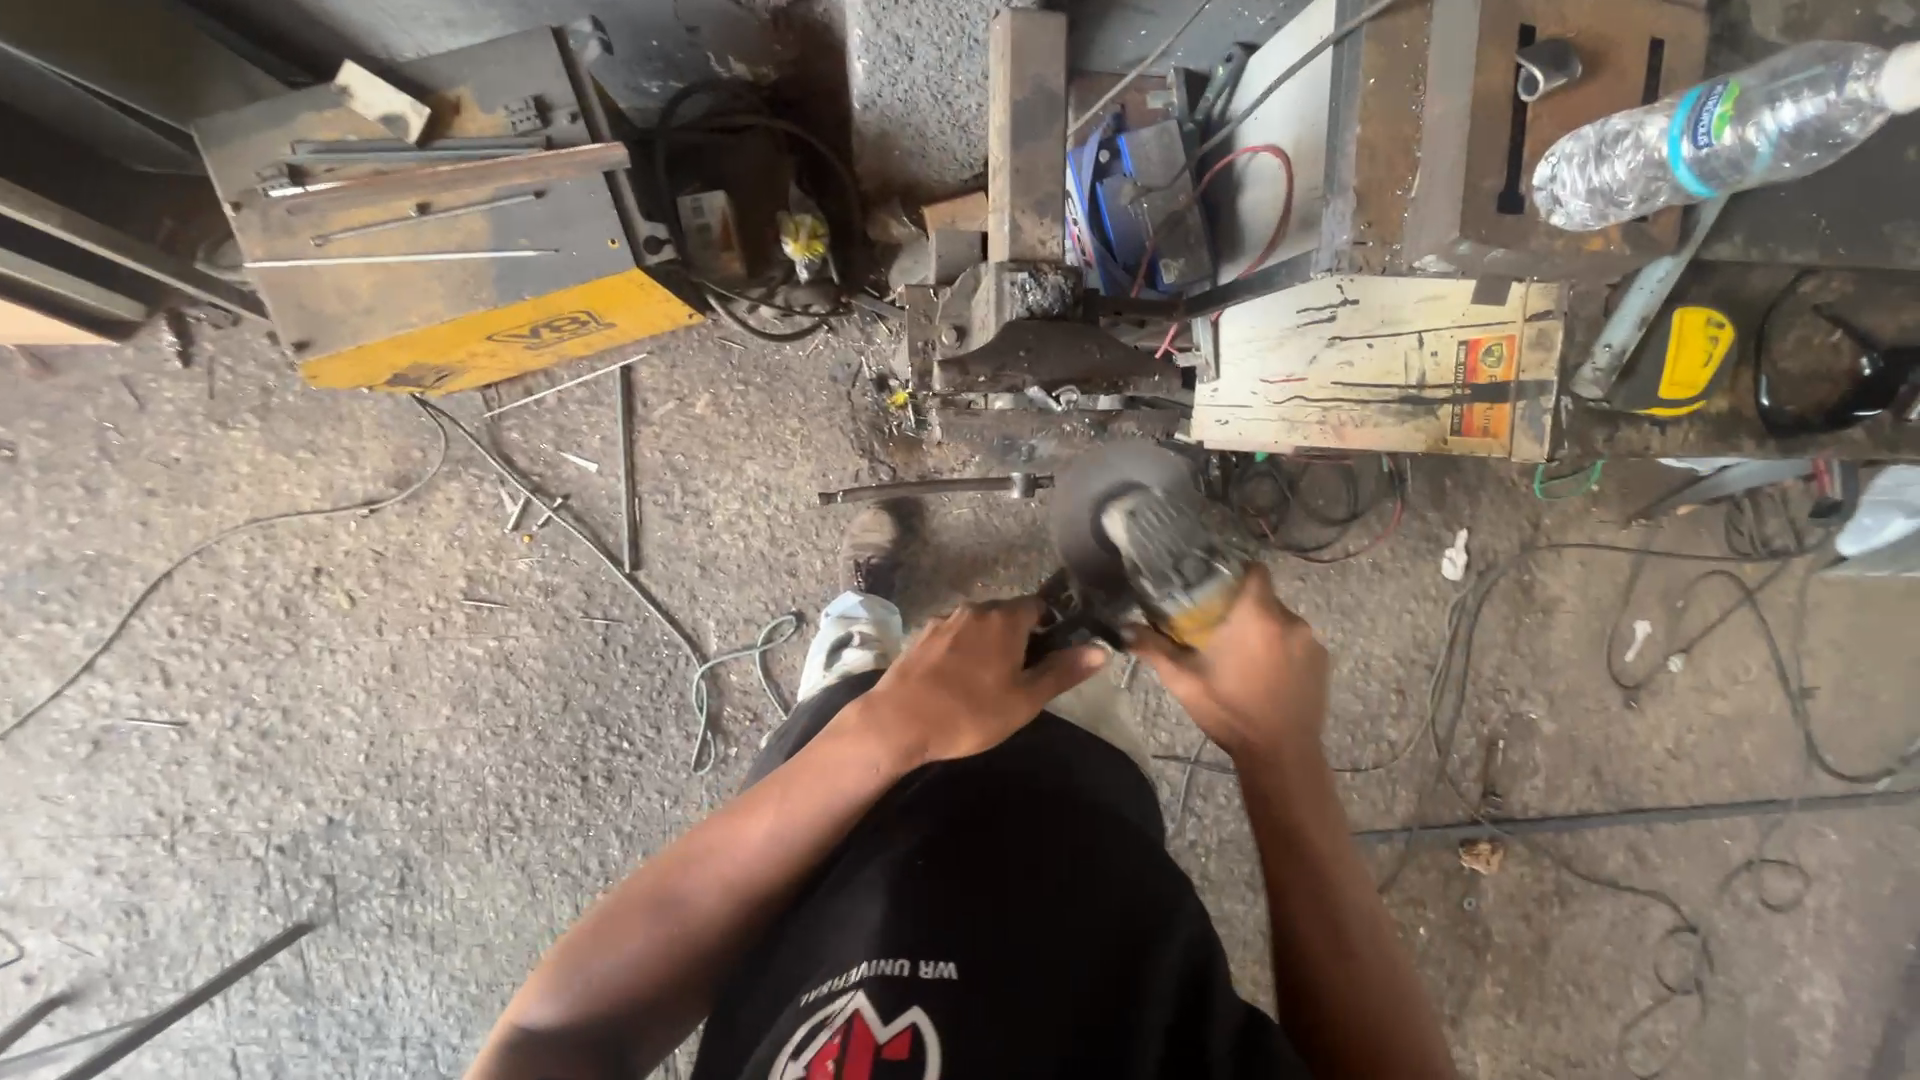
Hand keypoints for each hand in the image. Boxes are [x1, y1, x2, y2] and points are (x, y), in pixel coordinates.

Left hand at [838, 597, 1106, 767]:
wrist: (897, 722)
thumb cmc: (969, 713)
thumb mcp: (1025, 700)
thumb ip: (1062, 671)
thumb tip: (1099, 649)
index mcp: (1005, 618)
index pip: (1039, 606)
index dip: (1050, 627)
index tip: (1051, 657)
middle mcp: (975, 609)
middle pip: (1008, 614)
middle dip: (1020, 637)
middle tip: (1022, 677)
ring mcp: (944, 621)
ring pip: (979, 625)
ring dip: (989, 645)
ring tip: (988, 683)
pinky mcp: (921, 636)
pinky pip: (954, 636)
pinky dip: (963, 651)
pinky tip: (958, 682)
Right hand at [1128, 562, 1327, 762]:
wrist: (1281, 754)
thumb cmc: (1229, 711)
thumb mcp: (1184, 681)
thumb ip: (1154, 649)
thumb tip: (1123, 629)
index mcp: (1256, 615)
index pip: (1254, 570)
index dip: (1236, 573)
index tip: (1216, 588)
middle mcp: (1290, 619)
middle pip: (1265, 597)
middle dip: (1244, 608)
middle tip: (1221, 629)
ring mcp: (1311, 641)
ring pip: (1282, 621)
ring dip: (1264, 631)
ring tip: (1244, 657)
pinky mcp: (1324, 662)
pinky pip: (1298, 642)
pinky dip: (1283, 650)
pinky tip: (1267, 675)